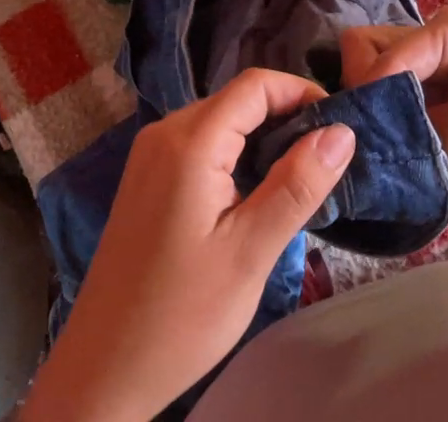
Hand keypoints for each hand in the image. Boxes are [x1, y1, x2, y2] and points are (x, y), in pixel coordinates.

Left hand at [22, 69, 355, 421]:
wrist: (106, 362)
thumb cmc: (182, 312)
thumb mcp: (250, 252)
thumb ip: (296, 185)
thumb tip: (341, 131)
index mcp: (188, 142)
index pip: (254, 86)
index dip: (301, 93)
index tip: (340, 129)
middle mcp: (163, 134)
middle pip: (235, 101)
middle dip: (285, 117)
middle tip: (328, 162)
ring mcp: (149, 156)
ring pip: (218, 123)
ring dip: (261, 140)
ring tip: (300, 182)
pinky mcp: (146, 180)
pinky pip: (198, 147)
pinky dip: (234, 157)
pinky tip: (255, 195)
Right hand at [341, 5, 447, 233]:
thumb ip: (431, 120)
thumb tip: (369, 136)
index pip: (376, 48)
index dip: (369, 85)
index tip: (371, 128)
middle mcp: (431, 57)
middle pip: (362, 64)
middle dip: (361, 100)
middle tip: (371, 140)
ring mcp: (430, 97)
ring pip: (369, 100)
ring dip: (368, 129)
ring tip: (375, 161)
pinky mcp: (431, 135)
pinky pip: (387, 135)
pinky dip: (381, 152)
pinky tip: (384, 172)